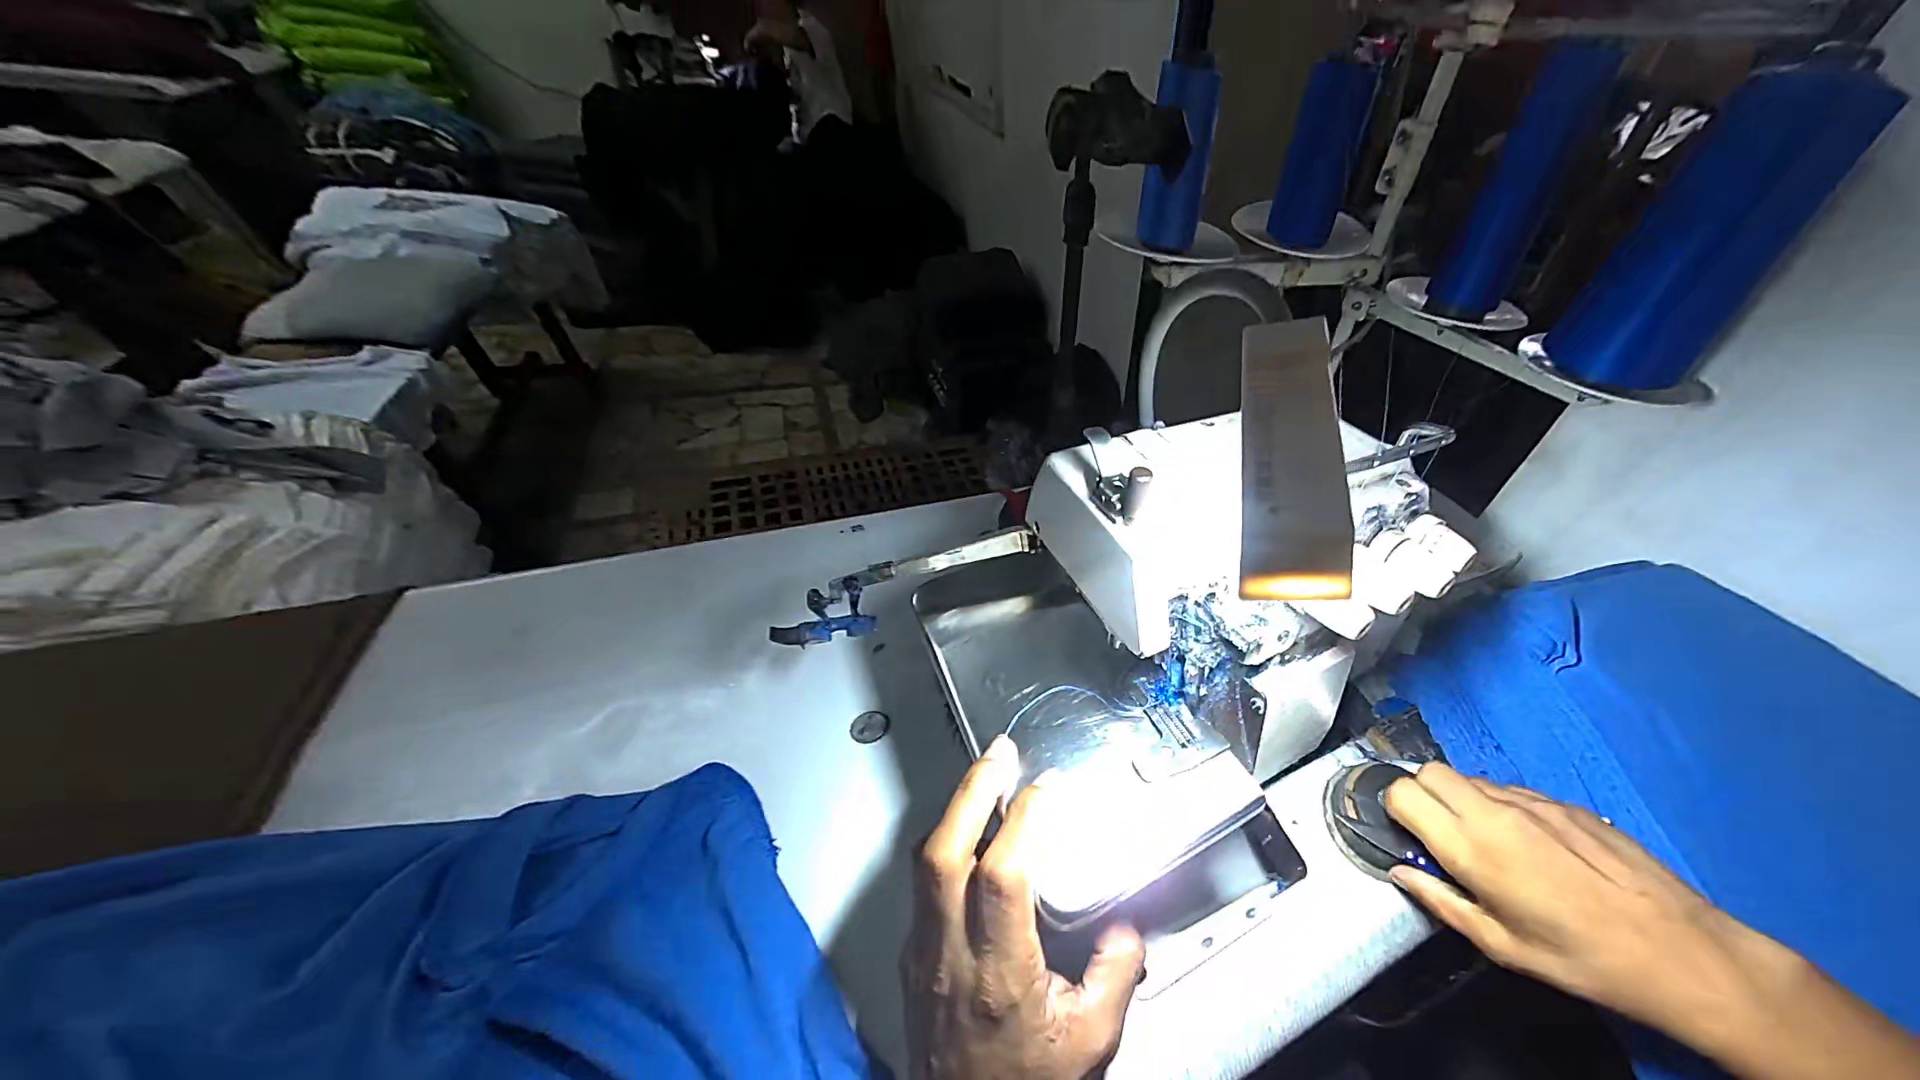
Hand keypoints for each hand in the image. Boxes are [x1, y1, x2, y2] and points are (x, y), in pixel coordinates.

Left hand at [901, 736, 1146, 1079]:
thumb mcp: (1088, 1041)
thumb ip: (1114, 976)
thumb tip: (1126, 927)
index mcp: (998, 974)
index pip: (1002, 877)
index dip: (1024, 822)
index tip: (1047, 788)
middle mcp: (949, 954)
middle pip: (945, 852)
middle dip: (972, 791)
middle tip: (999, 754)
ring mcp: (923, 951)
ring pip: (924, 861)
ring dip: (955, 808)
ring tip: (983, 776)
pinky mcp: (913, 954)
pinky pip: (921, 880)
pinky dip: (946, 840)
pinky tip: (966, 828)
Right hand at [1385, 764, 1919, 1079]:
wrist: (1687, 955)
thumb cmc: (1583, 960)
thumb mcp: (1501, 946)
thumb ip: (1440, 901)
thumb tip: (1400, 872)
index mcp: (1471, 847)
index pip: (1402, 792)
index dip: (1394, 807)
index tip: (1406, 832)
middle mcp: (1494, 812)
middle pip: (1428, 771)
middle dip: (1420, 793)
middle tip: (1435, 829)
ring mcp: (1533, 803)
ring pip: (1469, 777)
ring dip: (1459, 798)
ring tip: (1484, 838)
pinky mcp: (1565, 803)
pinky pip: (1510, 789)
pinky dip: (1499, 805)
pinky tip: (1528, 842)